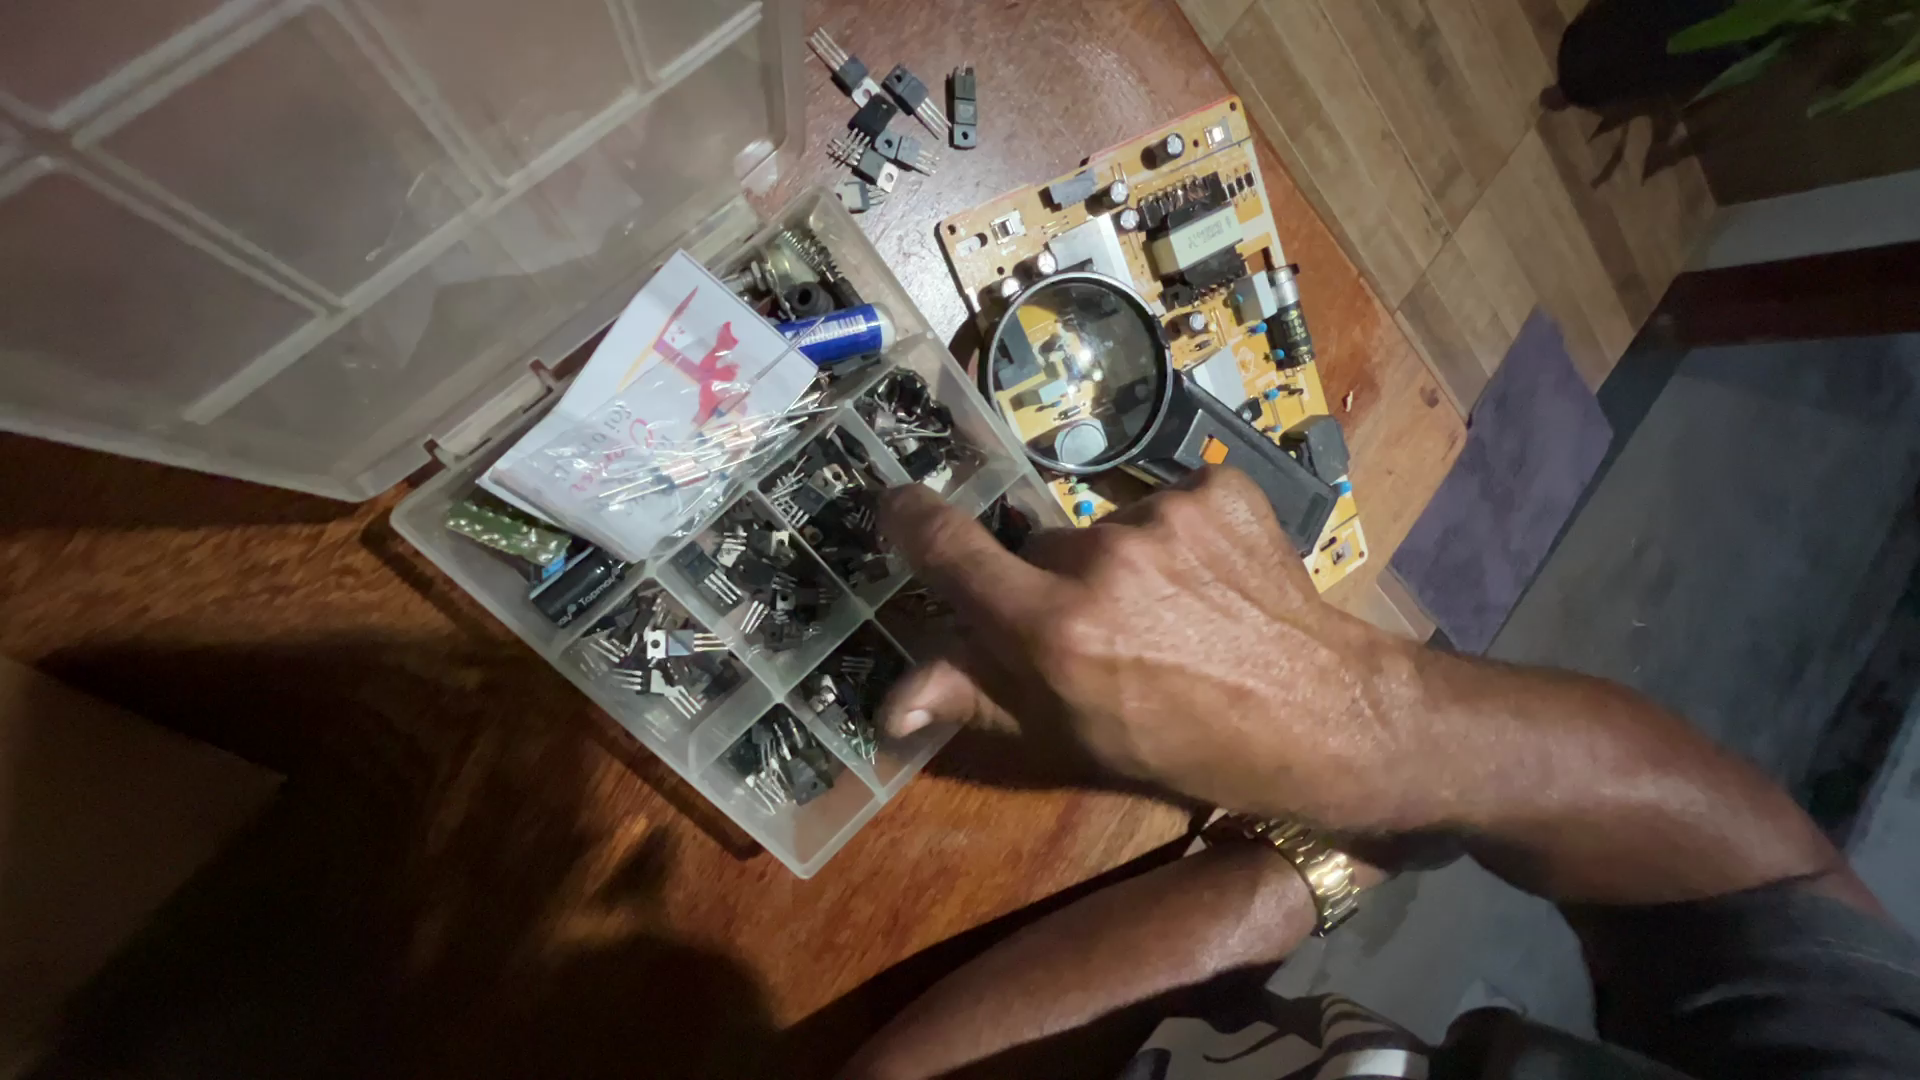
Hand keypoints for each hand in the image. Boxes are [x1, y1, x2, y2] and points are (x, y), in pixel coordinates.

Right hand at [877, 467, 1438, 830]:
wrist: (1316, 711)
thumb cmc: (1180, 742)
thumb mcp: (1069, 734)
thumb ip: (976, 699)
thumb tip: (888, 704)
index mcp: (1053, 629)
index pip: (952, 551)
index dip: (912, 521)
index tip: (896, 505)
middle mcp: (1098, 559)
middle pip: (1036, 547)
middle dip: (1048, 583)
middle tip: (1102, 627)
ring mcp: (1162, 514)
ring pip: (1101, 528)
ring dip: (1116, 562)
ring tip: (1170, 609)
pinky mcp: (1214, 487)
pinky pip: (1165, 502)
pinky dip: (1174, 536)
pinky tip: (1210, 577)